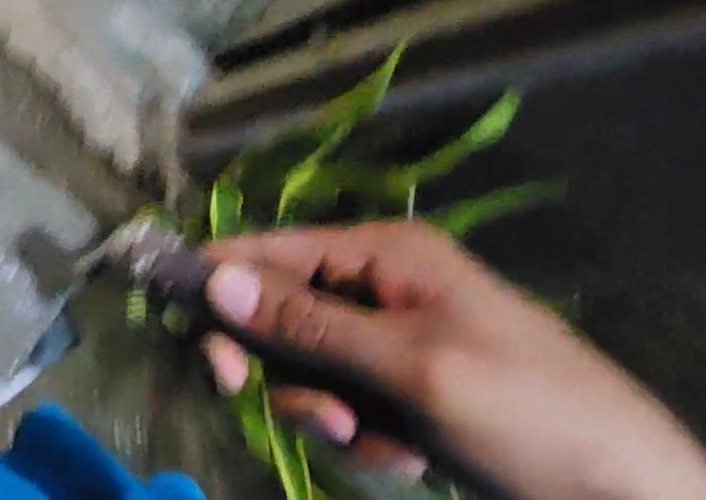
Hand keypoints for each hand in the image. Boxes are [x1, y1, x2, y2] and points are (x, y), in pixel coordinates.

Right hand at [198, 222, 705, 499]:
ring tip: (361, 440)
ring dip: (317, 403)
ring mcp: (395, 339)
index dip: (219, 276)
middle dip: (273, 357)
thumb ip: (306, 323)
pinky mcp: (408, 390)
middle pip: (281, 307)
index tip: (174, 311)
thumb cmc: (531, 414)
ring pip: (307, 360)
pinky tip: (399, 457)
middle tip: (241, 391)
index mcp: (384, 253)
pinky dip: (357, 431)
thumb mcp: (411, 367)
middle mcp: (381, 285)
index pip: (272, 249)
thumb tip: (211, 279)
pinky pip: (343, 398)